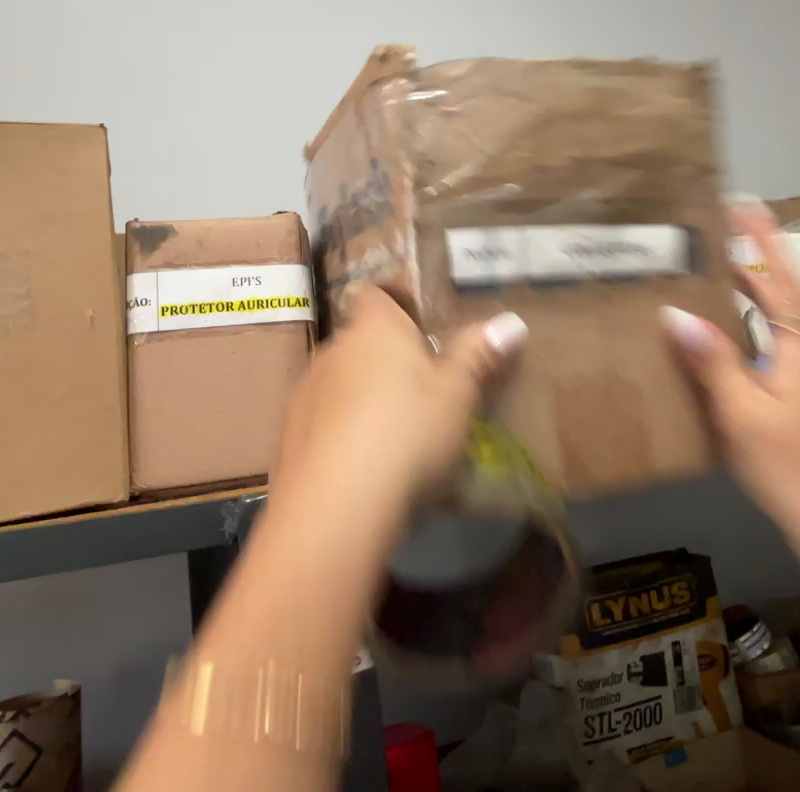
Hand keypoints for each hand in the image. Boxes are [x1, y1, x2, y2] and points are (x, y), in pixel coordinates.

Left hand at [272, 286, 527, 524]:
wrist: (336, 505)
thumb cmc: (408, 433)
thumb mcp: (458, 394)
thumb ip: (479, 355)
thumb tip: (511, 321)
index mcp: (374, 329)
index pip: (376, 294)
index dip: (396, 304)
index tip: (421, 326)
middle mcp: (332, 350)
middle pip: (360, 342)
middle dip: (385, 359)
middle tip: (423, 390)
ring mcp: (305, 392)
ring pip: (340, 383)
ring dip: (362, 398)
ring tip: (395, 434)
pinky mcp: (288, 436)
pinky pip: (322, 422)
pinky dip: (341, 434)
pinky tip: (363, 466)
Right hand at [659, 208, 799, 546]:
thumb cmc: (792, 468)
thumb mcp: (742, 414)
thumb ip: (712, 360)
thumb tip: (676, 312)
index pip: (777, 277)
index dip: (758, 239)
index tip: (740, 202)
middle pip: (785, 295)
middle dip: (756, 262)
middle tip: (720, 234)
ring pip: (786, 324)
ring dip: (759, 297)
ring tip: (723, 280)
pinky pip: (786, 349)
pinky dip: (761, 330)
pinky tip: (740, 346)